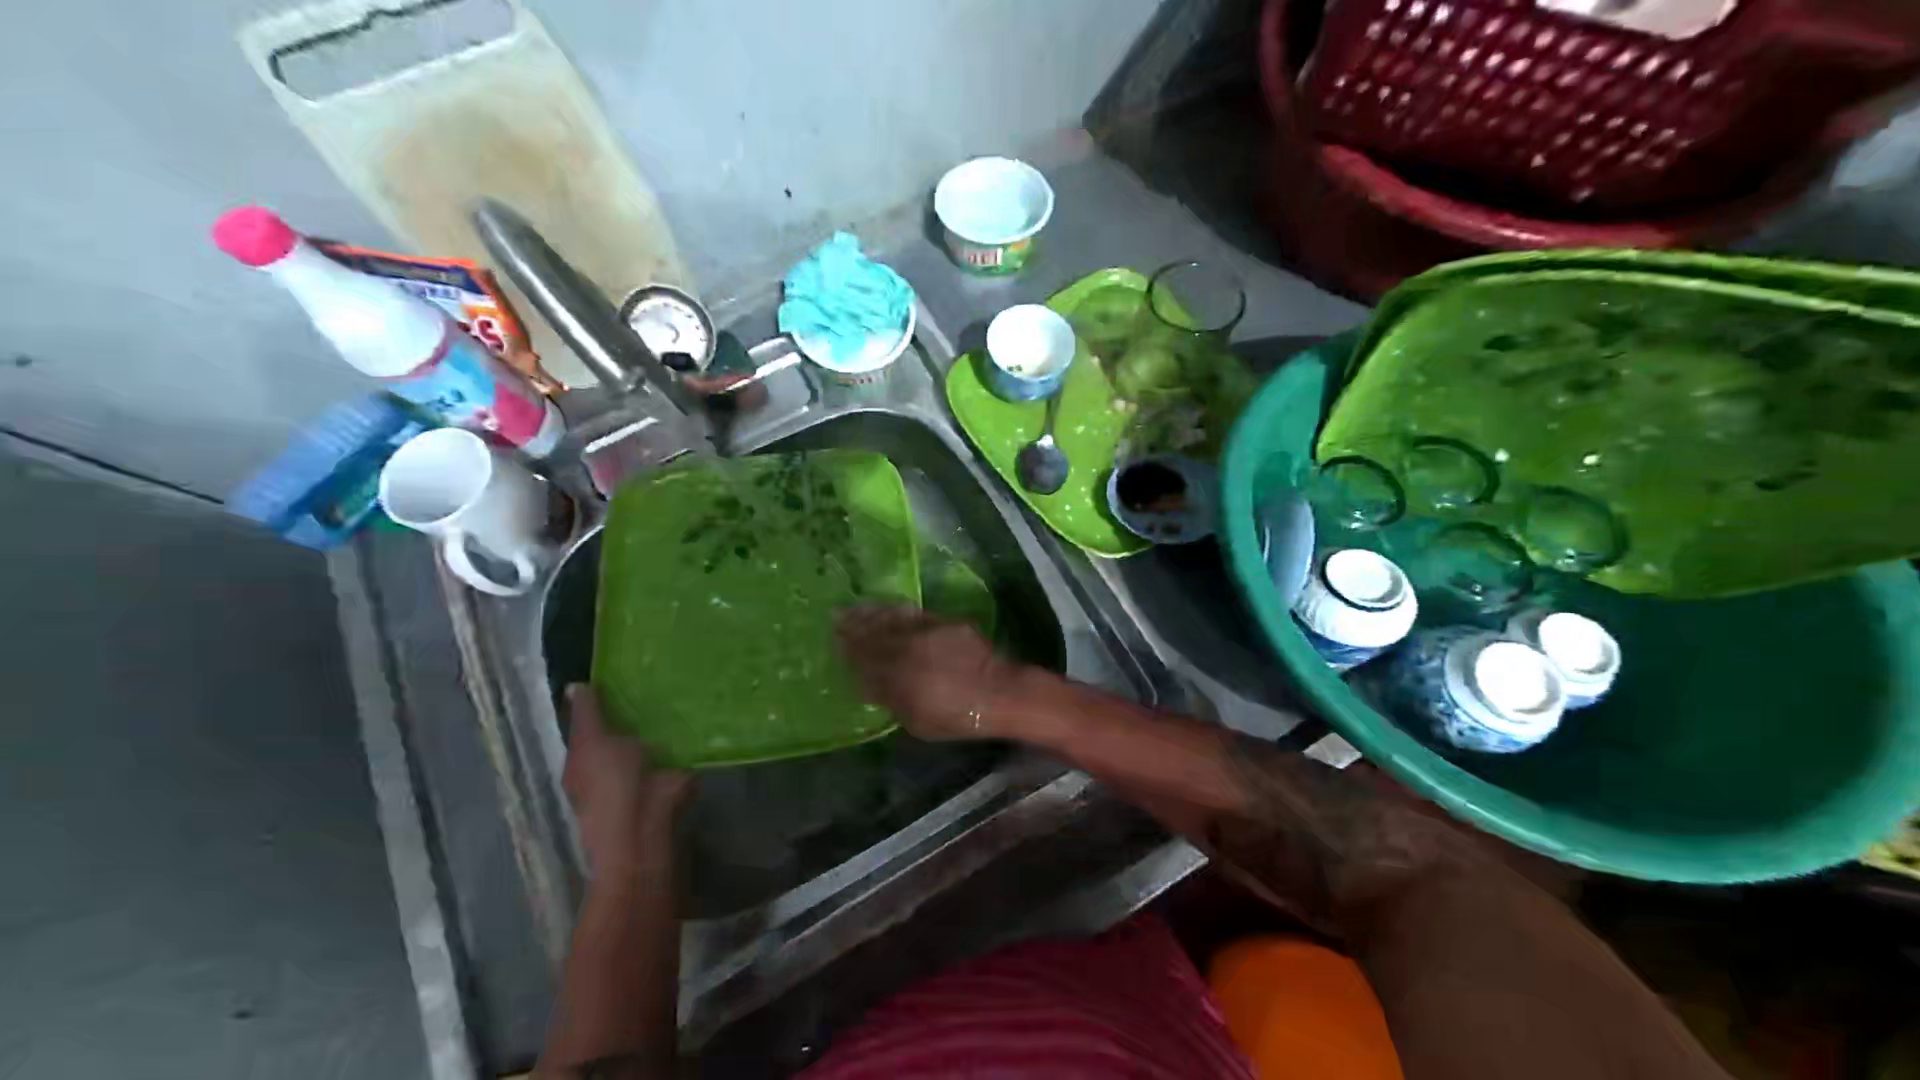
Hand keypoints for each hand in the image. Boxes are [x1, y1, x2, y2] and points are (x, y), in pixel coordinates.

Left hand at [562, 685, 690, 878]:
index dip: (606, 699)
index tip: (626, 670)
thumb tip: (575, 684)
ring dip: (665, 722)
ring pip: (653, 739)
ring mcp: (644, 776)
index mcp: (584, 759)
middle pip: (624, 730)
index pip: (593, 722)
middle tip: (659, 675)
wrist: (646, 830)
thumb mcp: (593, 742)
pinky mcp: (674, 782)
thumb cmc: (611, 786)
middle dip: (639, 709)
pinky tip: (699, 714)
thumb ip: (588, 714)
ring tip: (684, 689)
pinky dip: (687, 737)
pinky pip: (679, 751)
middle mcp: (611, 767)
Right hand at [834, 607, 1027, 739]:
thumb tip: (866, 683)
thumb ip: (888, 698)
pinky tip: (888, 609)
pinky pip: (911, 613)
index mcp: (896, 674)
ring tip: (854, 609)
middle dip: (852, 627)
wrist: (998, 693)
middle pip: (872, 634)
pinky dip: (895, 611)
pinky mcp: (942, 622)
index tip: (833, 640)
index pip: (863, 658)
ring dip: (869, 613)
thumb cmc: (956, 716)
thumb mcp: (915, 720)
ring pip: (890, 618)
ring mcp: (925, 631)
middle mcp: (906, 647)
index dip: (847, 649)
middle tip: (834, 617)